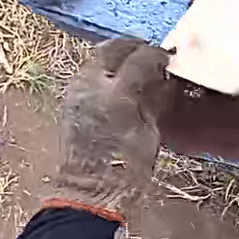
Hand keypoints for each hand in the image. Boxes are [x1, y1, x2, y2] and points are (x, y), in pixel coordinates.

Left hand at [45, 38, 172, 221]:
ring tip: (136, 67)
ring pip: (97, 59)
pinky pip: (88, 75)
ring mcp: (76, 91)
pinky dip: (106, 72)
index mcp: (118, 94)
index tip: (169, 57)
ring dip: (117, 58)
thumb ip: (156, 100)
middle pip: (112, 49)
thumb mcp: (151, 133)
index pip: (140, 58)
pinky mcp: (69, 101)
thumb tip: (164, 80)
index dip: (158, 54)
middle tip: (151, 54)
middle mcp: (92, 85)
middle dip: (133, 47)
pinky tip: (119, 84)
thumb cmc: (128, 168)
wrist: (90, 191)